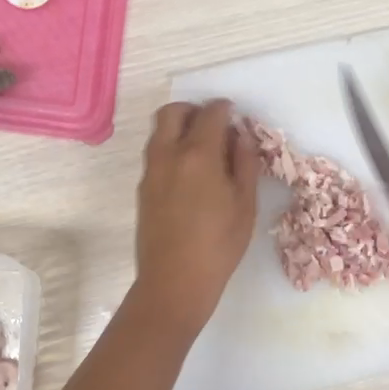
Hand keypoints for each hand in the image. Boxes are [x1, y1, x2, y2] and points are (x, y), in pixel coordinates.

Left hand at [132, 99, 259, 333]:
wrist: (175, 281)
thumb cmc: (219, 245)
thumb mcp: (245, 204)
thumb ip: (245, 164)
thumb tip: (242, 137)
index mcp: (198, 155)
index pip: (210, 115)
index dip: (225, 109)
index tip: (235, 115)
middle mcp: (168, 155)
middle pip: (173, 112)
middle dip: (194, 110)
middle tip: (214, 124)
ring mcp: (151, 171)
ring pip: (160, 131)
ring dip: (180, 127)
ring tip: (203, 148)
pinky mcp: (143, 189)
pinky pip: (156, 153)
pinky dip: (171, 148)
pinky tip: (190, 172)